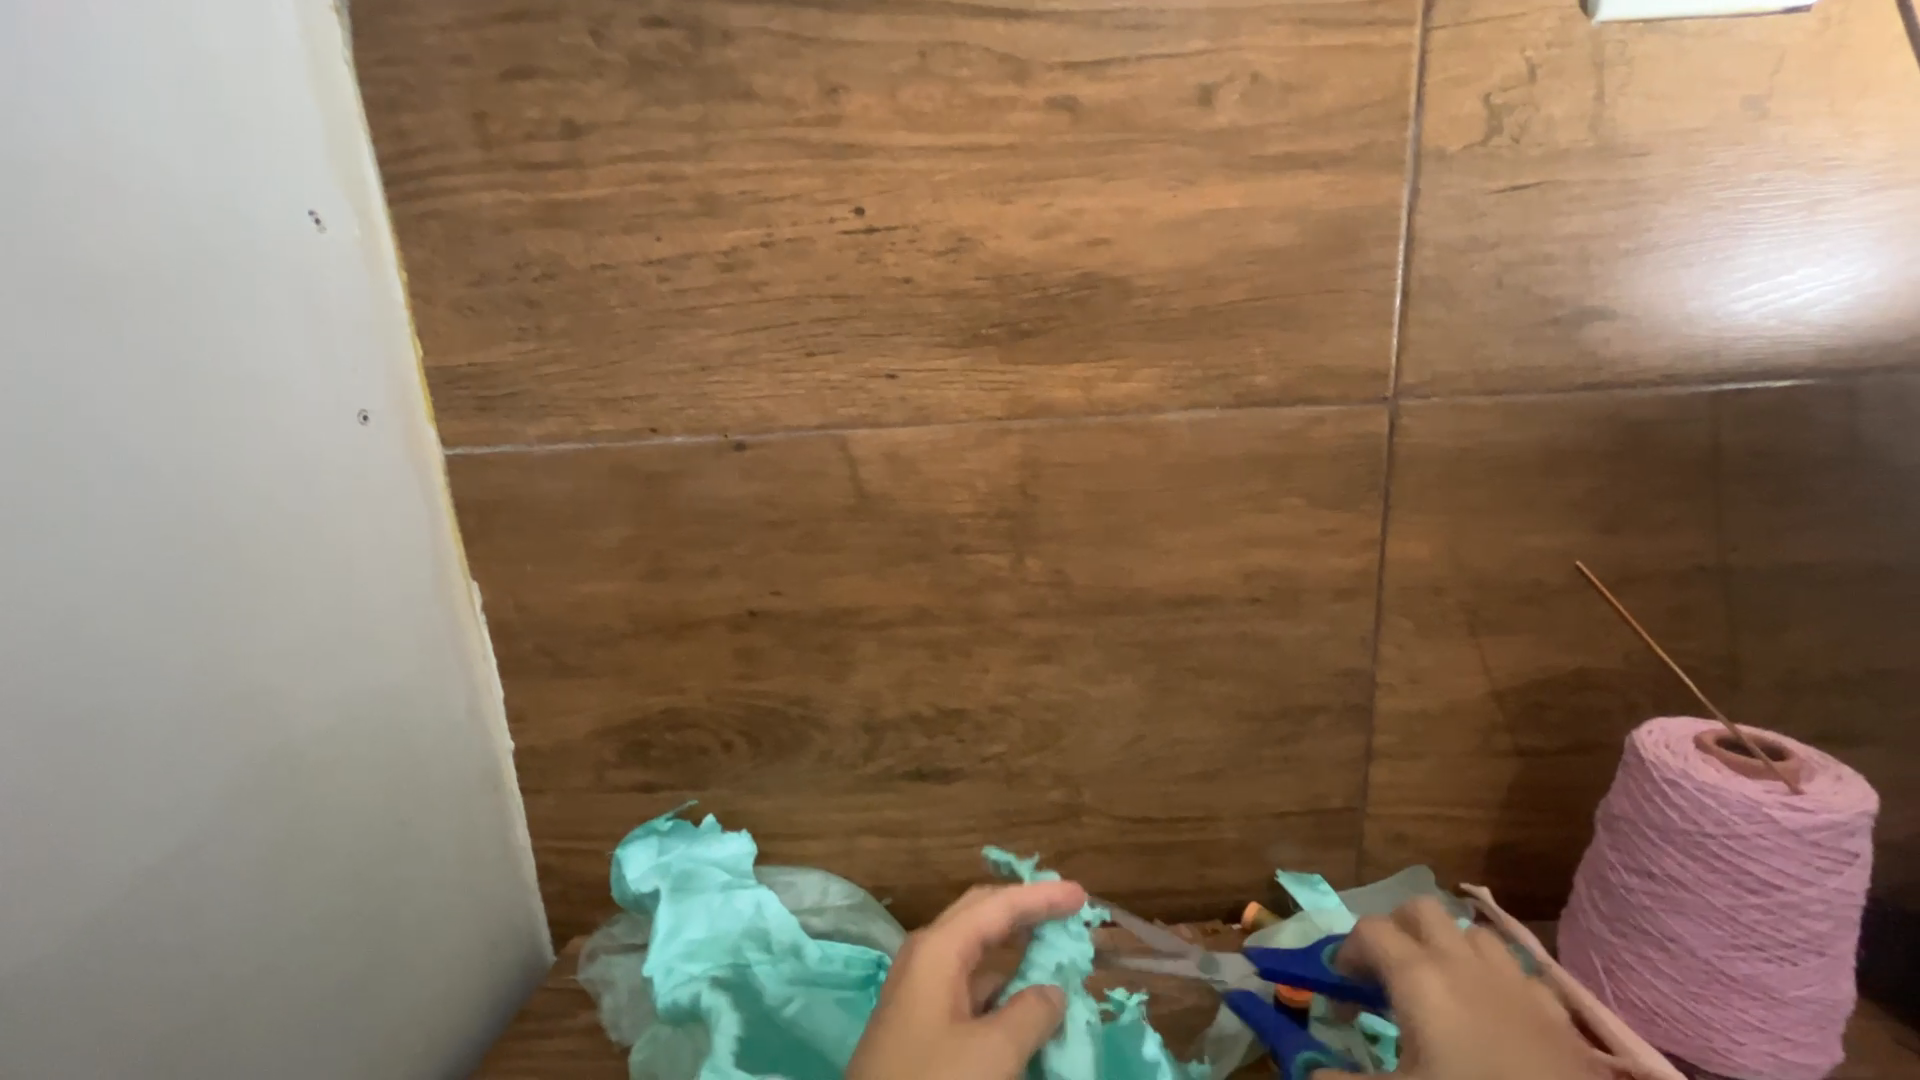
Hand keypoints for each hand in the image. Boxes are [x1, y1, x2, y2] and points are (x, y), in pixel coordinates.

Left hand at [847, 880, 1087, 1079]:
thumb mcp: (993, 1053)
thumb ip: (1031, 1013)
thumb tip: (1052, 991)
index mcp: (939, 949)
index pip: (997, 905)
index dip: (1041, 897)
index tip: (1081, 895)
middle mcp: (927, 958)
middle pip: (982, 917)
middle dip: (1025, 910)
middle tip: (1067, 910)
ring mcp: (921, 991)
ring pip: (977, 956)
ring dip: (1016, 953)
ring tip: (1057, 956)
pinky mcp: (922, 1025)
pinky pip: (971, 991)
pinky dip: (1002, 990)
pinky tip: (1027, 1005)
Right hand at [1318, 897, 1597, 1079]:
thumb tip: (1315, 1074)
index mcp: (1417, 976)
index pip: (1368, 930)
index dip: (1346, 952)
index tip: (1342, 990)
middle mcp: (1463, 963)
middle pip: (1420, 909)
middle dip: (1396, 929)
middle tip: (1386, 973)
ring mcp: (1515, 982)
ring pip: (1472, 931)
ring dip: (1448, 947)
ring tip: (1440, 987)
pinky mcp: (1556, 1012)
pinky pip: (1519, 971)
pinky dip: (1498, 980)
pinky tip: (1494, 1015)